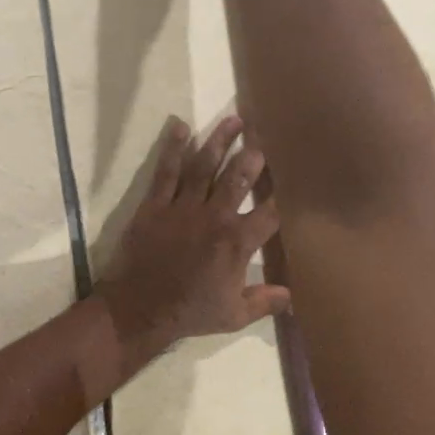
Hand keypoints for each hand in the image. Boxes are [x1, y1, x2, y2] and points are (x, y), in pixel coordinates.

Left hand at [97, 115, 289, 355]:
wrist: (139, 308)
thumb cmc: (188, 312)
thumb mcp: (233, 315)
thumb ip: (265, 301)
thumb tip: (292, 295)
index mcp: (237, 243)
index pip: (270, 212)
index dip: (284, 193)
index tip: (296, 174)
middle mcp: (214, 217)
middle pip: (238, 177)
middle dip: (253, 154)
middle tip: (265, 132)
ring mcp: (182, 207)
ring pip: (204, 166)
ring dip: (220, 141)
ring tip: (234, 119)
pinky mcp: (154, 204)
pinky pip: (165, 171)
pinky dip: (172, 147)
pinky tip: (180, 126)